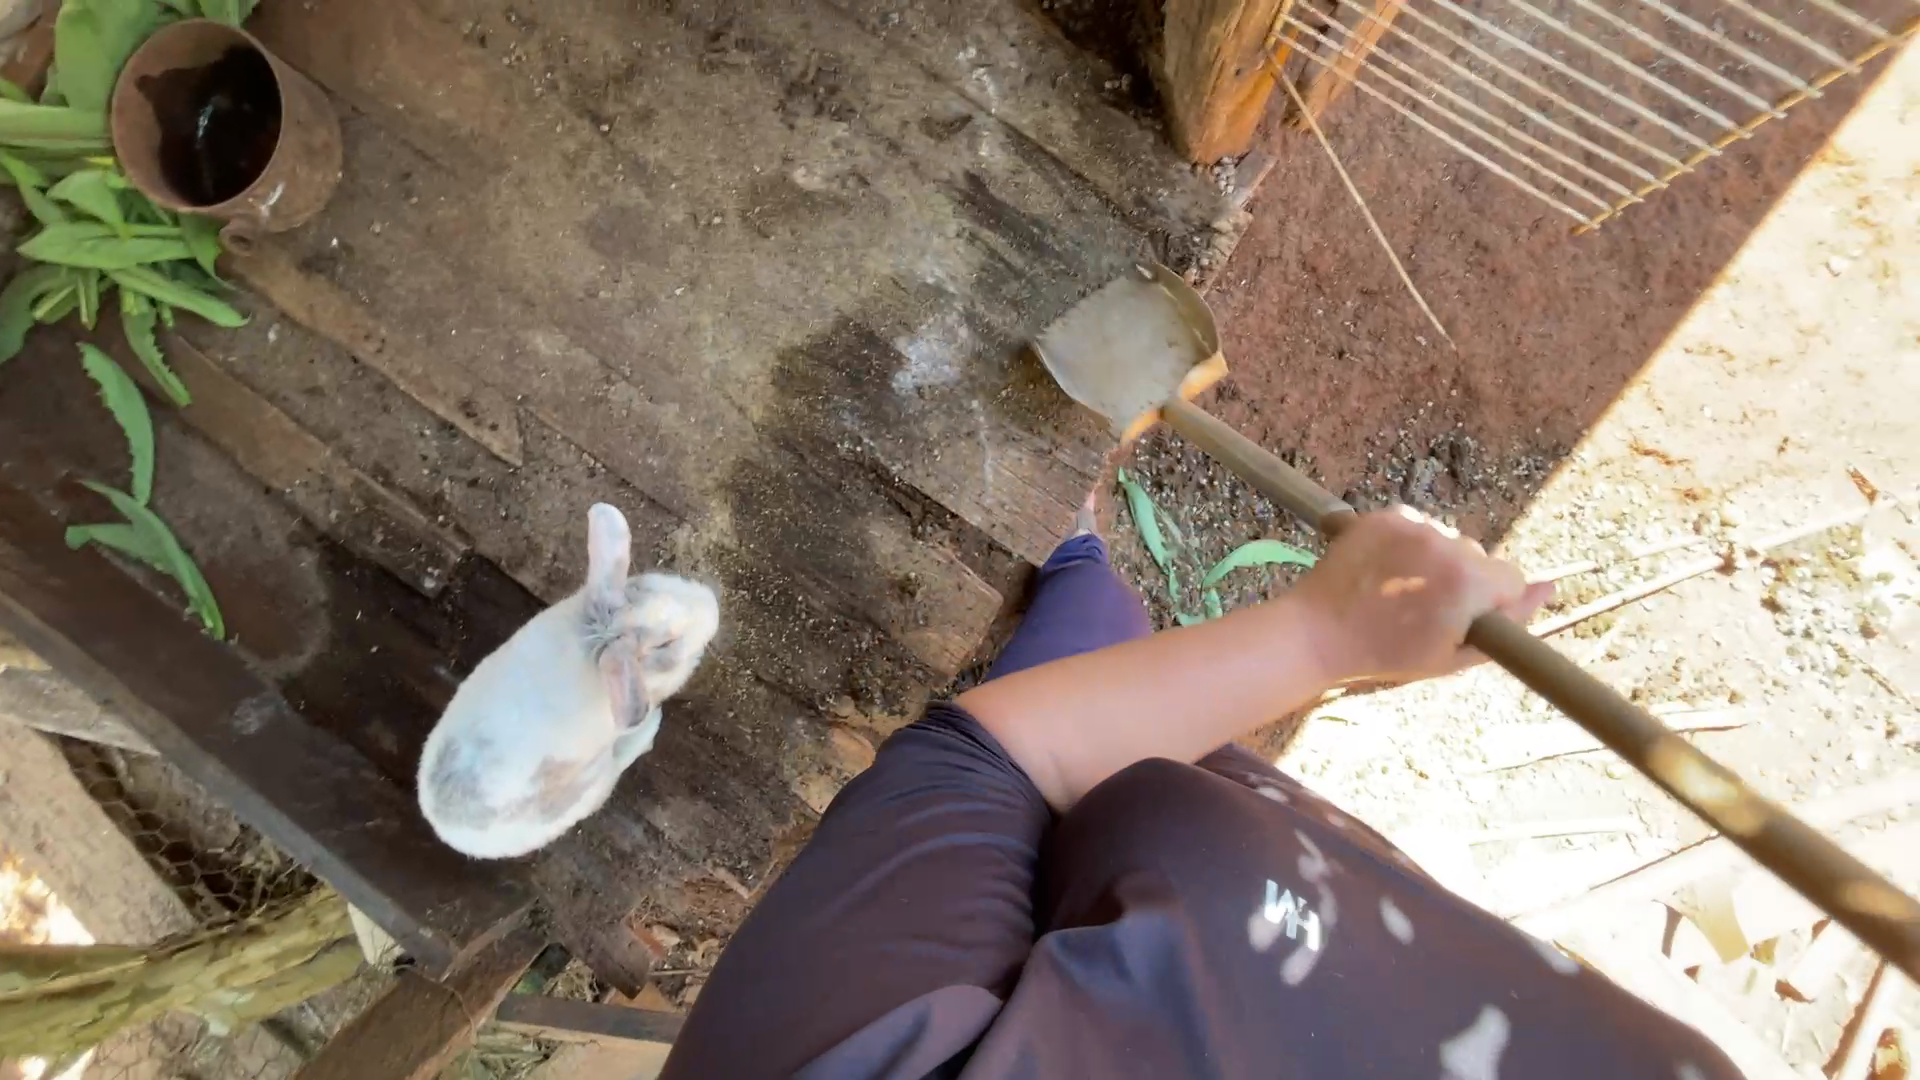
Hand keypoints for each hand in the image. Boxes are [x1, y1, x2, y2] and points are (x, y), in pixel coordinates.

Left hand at [1293, 507, 1552, 683]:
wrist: (1315, 631)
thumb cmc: (1384, 652)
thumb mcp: (1455, 654)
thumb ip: (1511, 622)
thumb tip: (1549, 587)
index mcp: (1470, 580)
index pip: (1510, 580)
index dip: (1488, 604)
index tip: (1456, 619)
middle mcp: (1445, 543)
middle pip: (1477, 556)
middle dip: (1461, 578)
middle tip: (1419, 606)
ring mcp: (1410, 526)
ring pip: (1446, 539)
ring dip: (1432, 559)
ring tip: (1397, 588)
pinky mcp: (1382, 516)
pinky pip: (1415, 526)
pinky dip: (1406, 543)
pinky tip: (1384, 568)